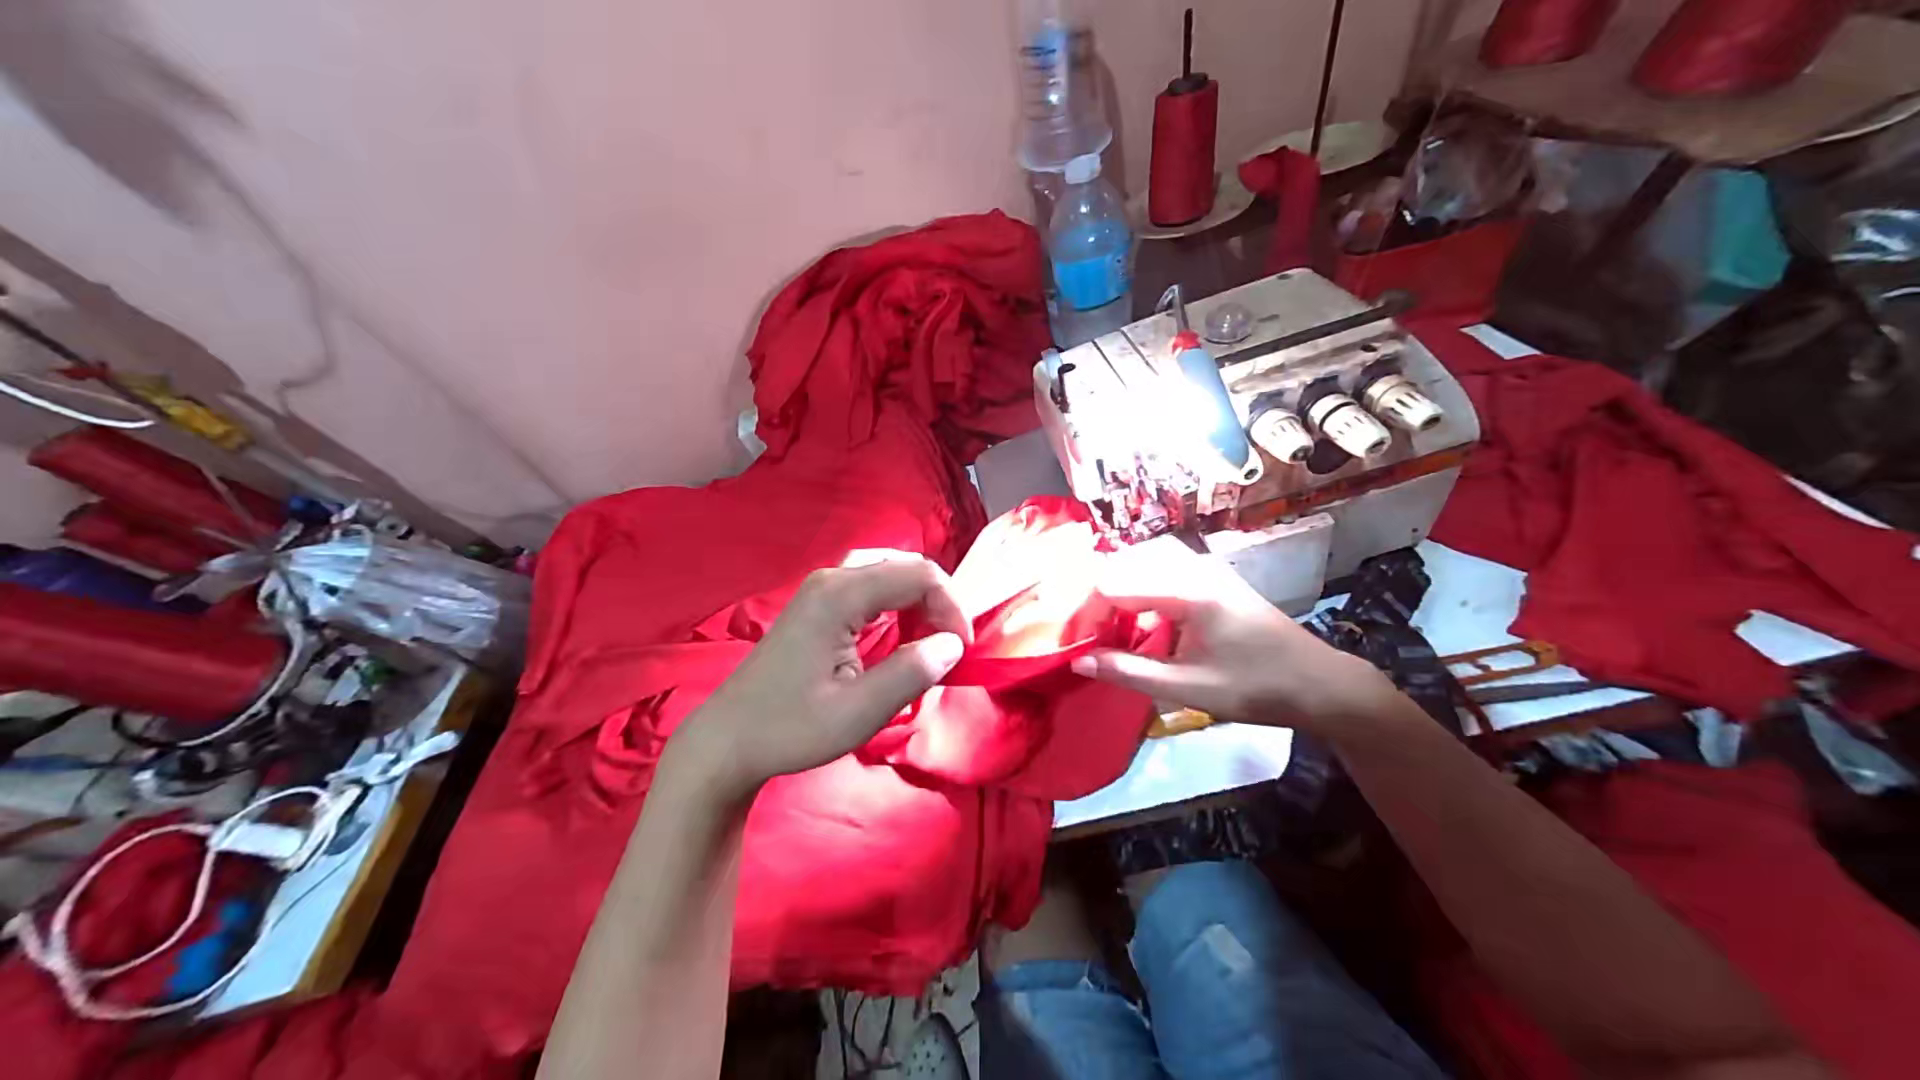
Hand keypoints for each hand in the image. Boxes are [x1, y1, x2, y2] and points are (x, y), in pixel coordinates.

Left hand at [667, 550, 971, 799]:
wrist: (729, 739)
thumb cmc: (790, 729)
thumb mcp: (858, 712)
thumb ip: (911, 673)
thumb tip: (952, 645)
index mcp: (839, 595)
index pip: (920, 574)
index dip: (952, 608)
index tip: (960, 652)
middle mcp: (831, 579)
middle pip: (907, 568)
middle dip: (938, 604)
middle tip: (946, 651)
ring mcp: (821, 589)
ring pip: (891, 576)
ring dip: (919, 607)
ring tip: (925, 650)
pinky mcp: (818, 604)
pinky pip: (872, 590)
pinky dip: (897, 611)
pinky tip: (897, 644)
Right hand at [1070, 536, 1401, 734]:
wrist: (1320, 684)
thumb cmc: (1255, 688)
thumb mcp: (1187, 688)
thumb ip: (1128, 672)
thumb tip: (1078, 661)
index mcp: (1188, 590)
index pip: (1112, 585)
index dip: (1086, 613)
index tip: (1074, 644)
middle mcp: (1194, 567)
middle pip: (1123, 563)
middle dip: (1096, 597)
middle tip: (1086, 635)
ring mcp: (1206, 568)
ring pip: (1142, 562)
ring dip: (1118, 589)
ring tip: (1106, 625)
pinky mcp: (1213, 577)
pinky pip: (1162, 568)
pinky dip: (1139, 587)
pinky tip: (1139, 616)